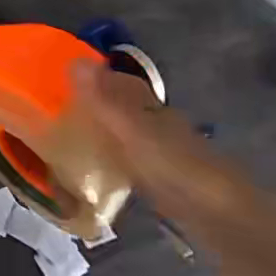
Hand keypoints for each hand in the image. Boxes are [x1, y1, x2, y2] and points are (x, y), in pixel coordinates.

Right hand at [66, 60, 255, 222]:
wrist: (217, 215)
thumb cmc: (174, 166)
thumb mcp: (133, 130)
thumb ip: (104, 99)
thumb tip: (74, 61)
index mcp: (150, 107)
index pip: (119, 82)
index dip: (94, 78)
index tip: (62, 80)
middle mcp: (156, 125)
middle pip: (121, 108)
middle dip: (95, 107)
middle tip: (58, 113)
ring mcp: (160, 154)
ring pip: (124, 136)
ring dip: (103, 134)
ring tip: (68, 141)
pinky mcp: (160, 182)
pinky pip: (129, 163)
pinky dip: (112, 161)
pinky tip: (95, 172)